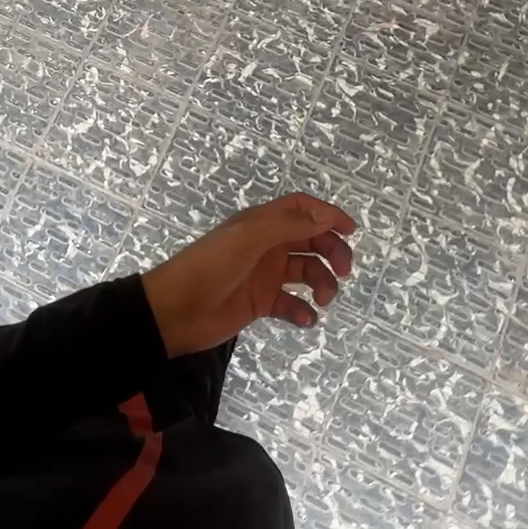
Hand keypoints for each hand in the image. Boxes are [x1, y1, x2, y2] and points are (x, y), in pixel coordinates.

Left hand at [139, 192, 357, 357]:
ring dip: (321, 284)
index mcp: (261, 224)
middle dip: (331, 252)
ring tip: (322, 300)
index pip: (300, 209)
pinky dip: (303, 311)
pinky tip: (304, 319)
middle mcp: (265, 245)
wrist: (175, 310)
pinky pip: (292, 304)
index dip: (327, 215)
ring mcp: (263, 275)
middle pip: (310, 240)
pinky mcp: (260, 303)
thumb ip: (287, 225)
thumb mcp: (247, 239)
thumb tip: (326, 215)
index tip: (352, 231)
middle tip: (343, 272)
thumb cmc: (209, 267)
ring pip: (306, 273)